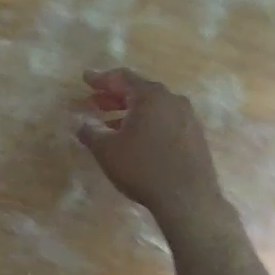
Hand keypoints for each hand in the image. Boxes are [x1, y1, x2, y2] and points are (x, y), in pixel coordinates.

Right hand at [76, 68, 226, 229]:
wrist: (186, 196)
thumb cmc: (142, 167)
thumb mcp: (107, 150)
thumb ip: (90, 132)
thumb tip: (80, 123)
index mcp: (149, 96)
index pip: (122, 78)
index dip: (101, 78)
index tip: (85, 79)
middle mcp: (171, 99)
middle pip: (138, 91)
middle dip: (114, 96)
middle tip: (94, 101)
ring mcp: (187, 116)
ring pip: (152, 107)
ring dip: (129, 112)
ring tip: (110, 123)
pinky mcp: (194, 134)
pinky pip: (164, 120)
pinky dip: (146, 123)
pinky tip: (135, 139)